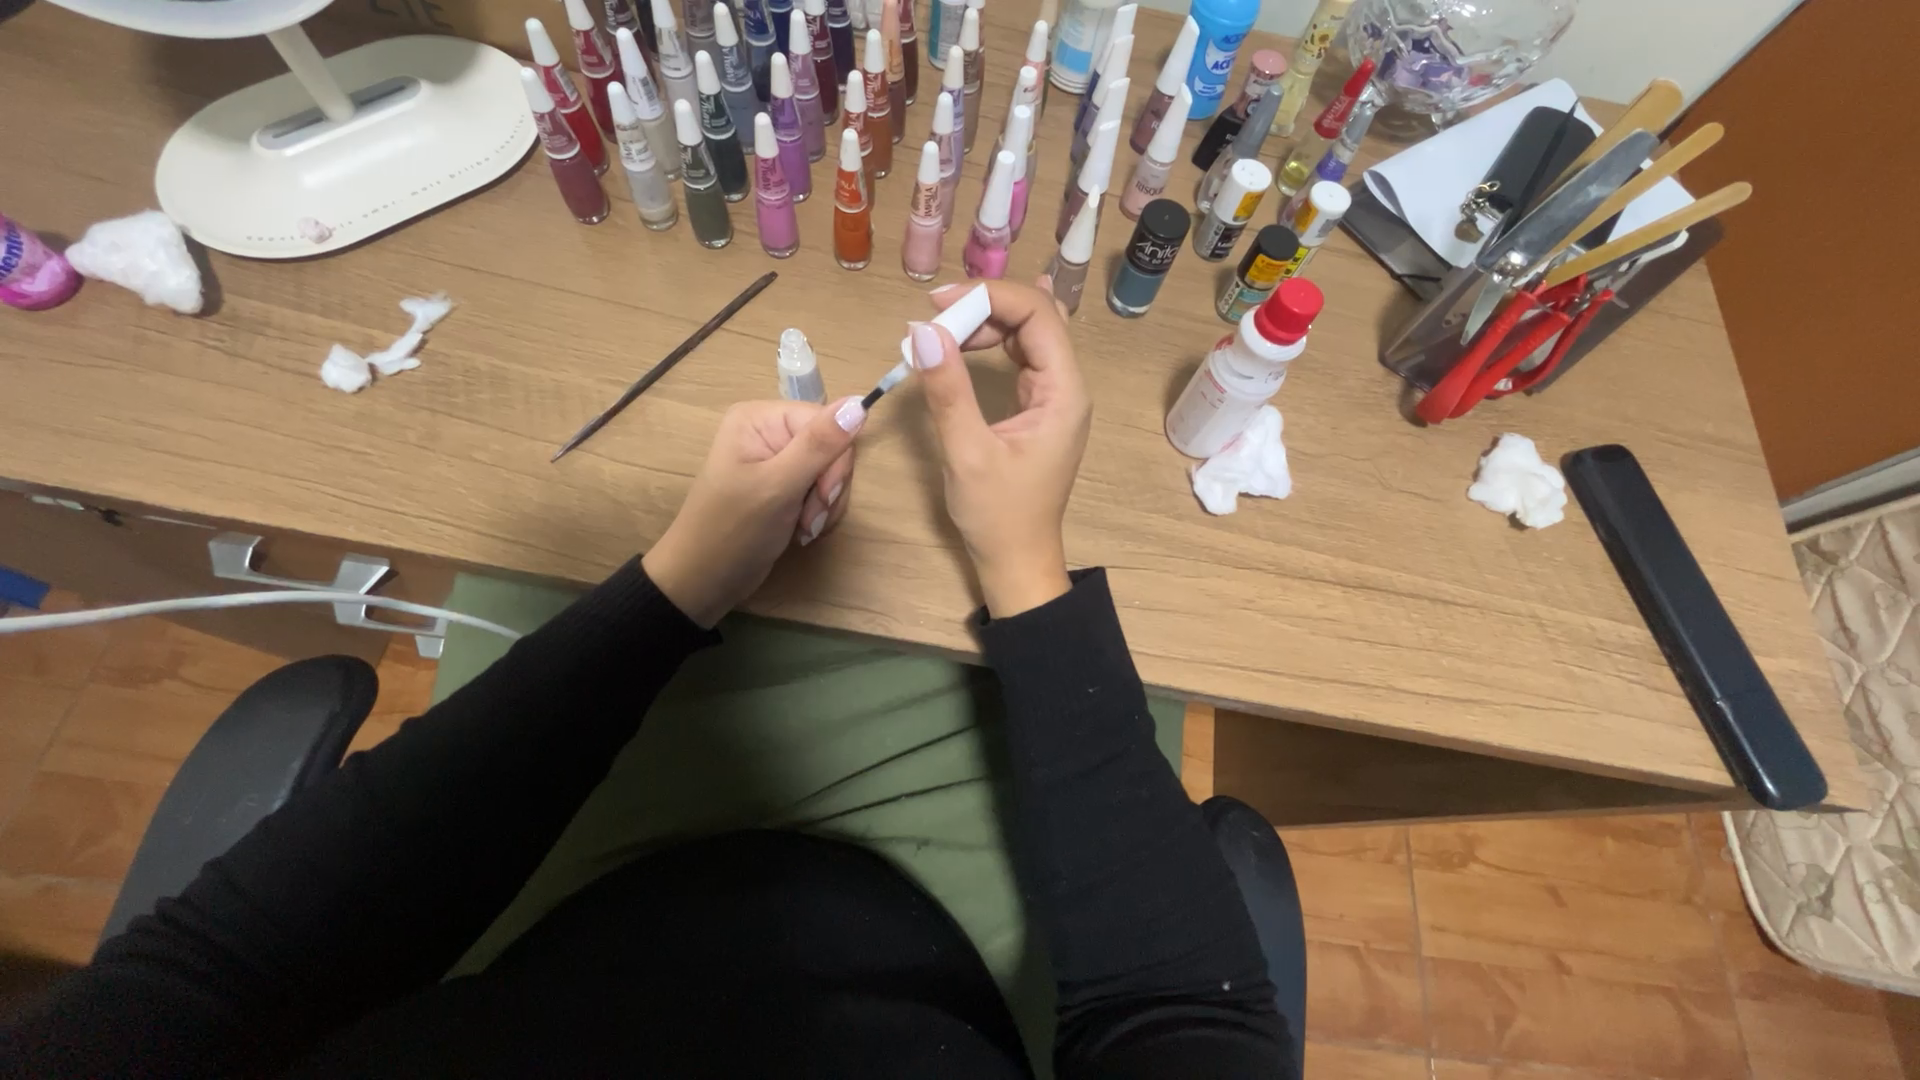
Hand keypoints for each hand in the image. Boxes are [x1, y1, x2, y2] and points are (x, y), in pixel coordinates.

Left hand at [642, 397, 864, 626]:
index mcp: (761, 418)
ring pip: (832, 473)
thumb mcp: (778, 486)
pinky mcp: (785, 486)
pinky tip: (802, 531)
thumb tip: (859, 403)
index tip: (824, 497)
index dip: (835, 461)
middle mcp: (770, 432)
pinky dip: (820, 514)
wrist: (705, 581)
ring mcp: (778, 460)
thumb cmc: (733, 531)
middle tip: (810, 520)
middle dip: (828, 489)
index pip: (827, 422)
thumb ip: (820, 445)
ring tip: (803, 529)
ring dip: (825, 507)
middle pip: (833, 448)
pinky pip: (822, 490)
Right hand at [913, 277, 1088, 616]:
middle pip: (1036, 317)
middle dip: (985, 306)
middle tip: (933, 319)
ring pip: (1029, 334)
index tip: (937, 304)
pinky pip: (1023, 357)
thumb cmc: (998, 515)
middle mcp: (1068, 387)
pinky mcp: (1040, 408)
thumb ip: (948, 390)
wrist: (1017, 559)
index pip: (1037, 314)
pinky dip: (994, 342)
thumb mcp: (967, 452)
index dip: (989, 296)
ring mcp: (1056, 397)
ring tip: (942, 331)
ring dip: (987, 323)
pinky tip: (975, 333)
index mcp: (1064, 393)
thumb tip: (922, 332)